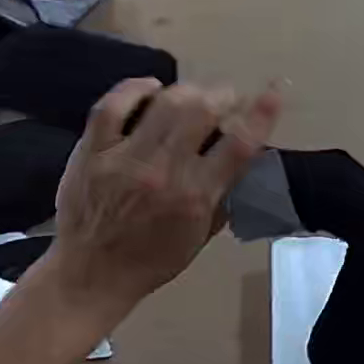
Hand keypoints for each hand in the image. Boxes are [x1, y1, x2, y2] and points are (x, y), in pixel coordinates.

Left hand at [40, 78, 281, 315]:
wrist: (89, 275)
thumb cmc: (156, 259)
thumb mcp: (204, 231)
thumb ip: (223, 190)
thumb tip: (245, 154)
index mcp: (196, 195)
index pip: (238, 144)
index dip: (261, 113)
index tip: (274, 92)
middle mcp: (163, 171)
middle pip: (201, 110)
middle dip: (224, 94)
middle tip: (229, 97)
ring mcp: (124, 158)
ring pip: (164, 102)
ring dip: (189, 90)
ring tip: (196, 94)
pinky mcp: (92, 152)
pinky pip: (112, 106)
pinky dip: (135, 89)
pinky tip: (152, 87)